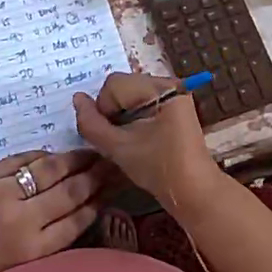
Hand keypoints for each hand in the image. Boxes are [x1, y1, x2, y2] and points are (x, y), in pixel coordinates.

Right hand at [74, 72, 224, 215]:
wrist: (194, 189)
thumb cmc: (157, 169)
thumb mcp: (118, 148)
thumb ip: (92, 123)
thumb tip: (77, 98)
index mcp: (159, 88)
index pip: (113, 85)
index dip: (104, 109)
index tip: (112, 135)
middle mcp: (168, 82)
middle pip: (122, 85)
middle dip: (113, 109)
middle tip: (120, 137)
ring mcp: (174, 91)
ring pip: (130, 92)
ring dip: (123, 112)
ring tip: (130, 137)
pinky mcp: (175, 102)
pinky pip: (143, 98)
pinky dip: (135, 113)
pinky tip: (141, 135)